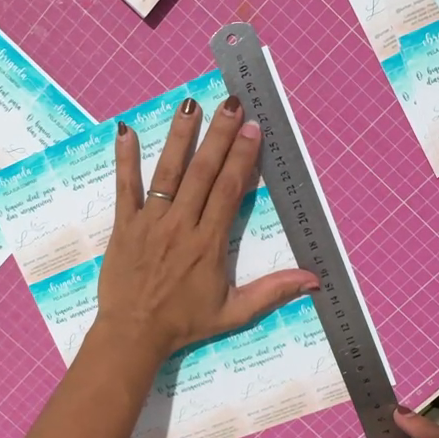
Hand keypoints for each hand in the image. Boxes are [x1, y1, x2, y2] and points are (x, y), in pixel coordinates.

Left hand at [91, 95, 316, 362]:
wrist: (133, 335)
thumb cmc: (184, 324)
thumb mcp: (233, 313)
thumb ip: (272, 292)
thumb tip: (313, 279)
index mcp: (209, 243)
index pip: (228, 190)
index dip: (241, 157)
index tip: (252, 128)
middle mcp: (181, 225)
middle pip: (202, 173)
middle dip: (218, 136)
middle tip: (230, 103)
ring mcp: (151, 223)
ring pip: (167, 173)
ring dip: (180, 138)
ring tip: (190, 105)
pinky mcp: (125, 226)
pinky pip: (125, 189)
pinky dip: (125, 160)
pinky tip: (126, 131)